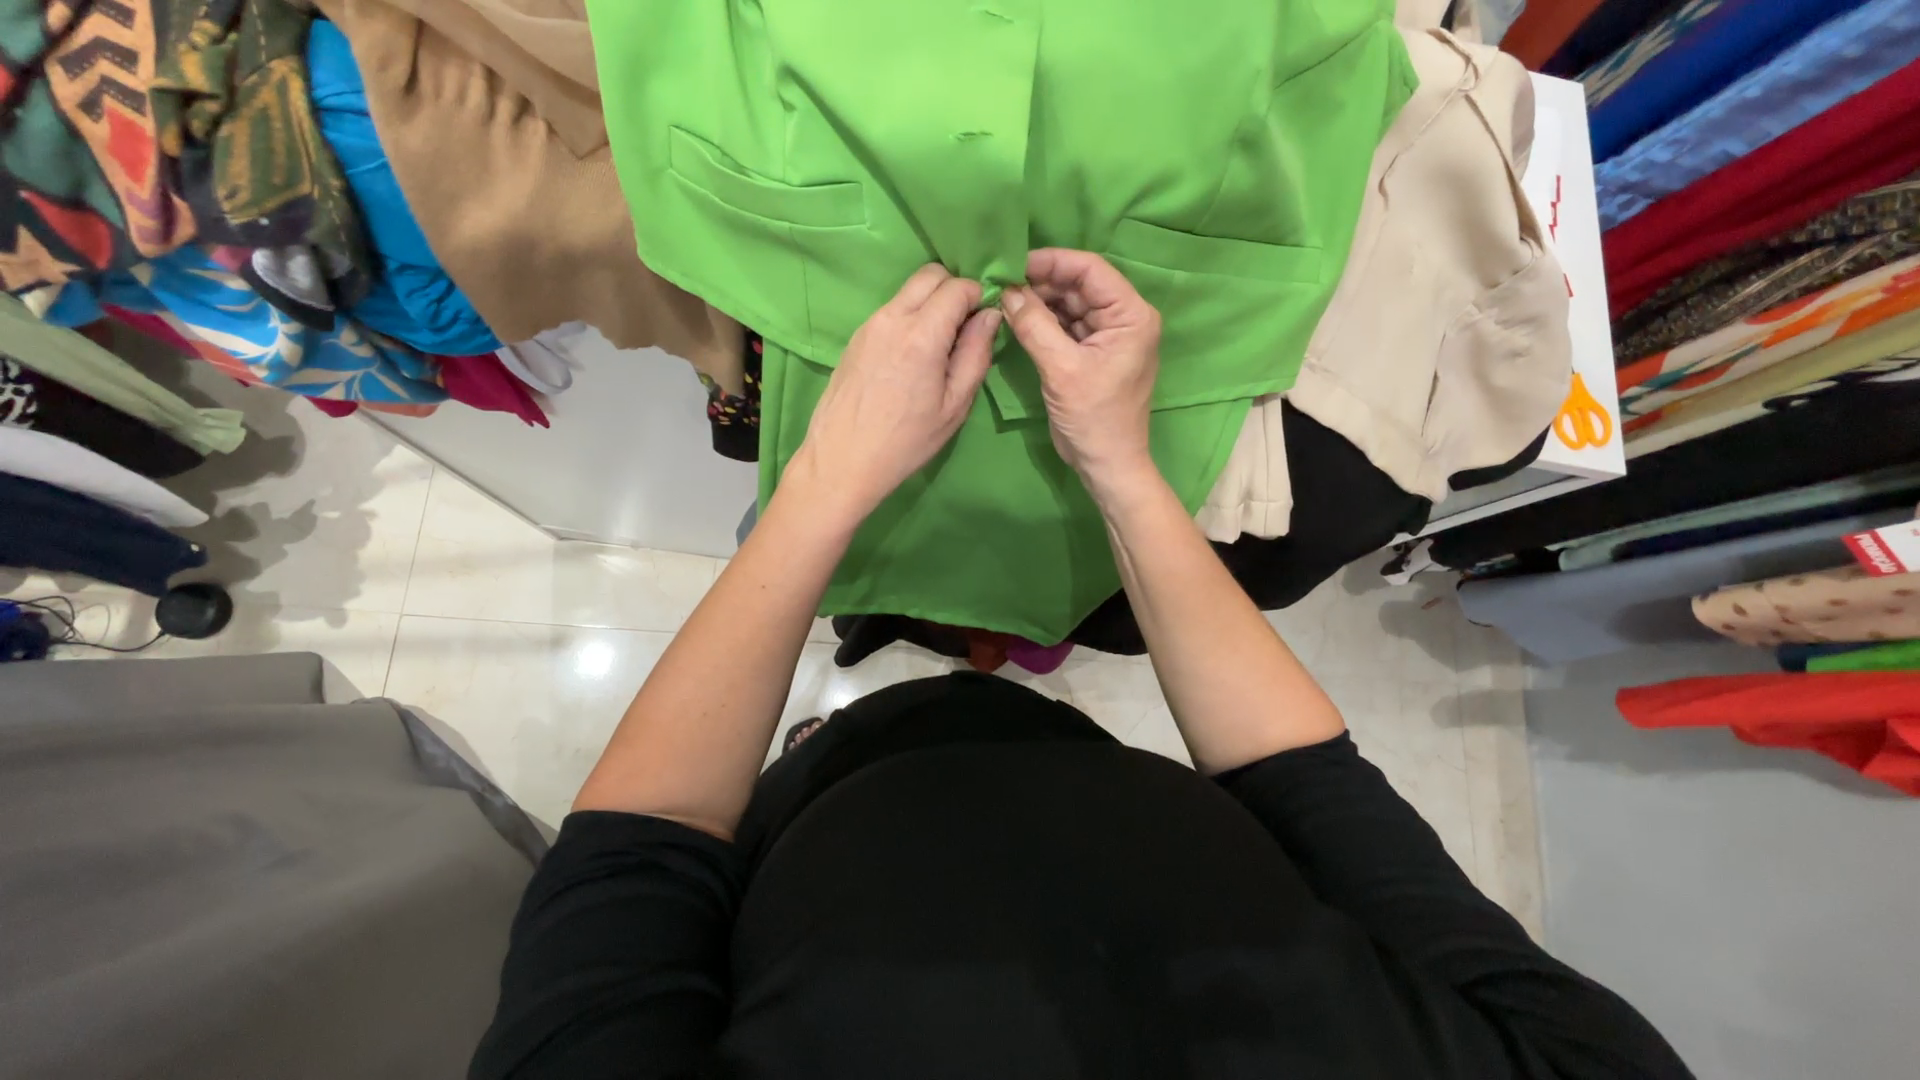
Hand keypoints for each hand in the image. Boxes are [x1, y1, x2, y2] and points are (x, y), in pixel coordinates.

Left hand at [788, 264, 999, 523]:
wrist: (842, 460)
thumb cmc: (905, 441)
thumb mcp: (954, 406)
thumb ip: (976, 355)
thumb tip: (989, 317)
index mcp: (921, 334)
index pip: (958, 286)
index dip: (978, 296)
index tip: (985, 320)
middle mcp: (892, 318)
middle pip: (930, 274)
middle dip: (954, 289)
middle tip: (965, 325)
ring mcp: (870, 324)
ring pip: (908, 290)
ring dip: (930, 302)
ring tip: (940, 343)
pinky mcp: (857, 337)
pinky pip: (891, 310)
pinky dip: (910, 316)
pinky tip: (913, 355)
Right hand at [1000, 248, 1160, 492]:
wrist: (1106, 464)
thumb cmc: (1095, 417)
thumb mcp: (1062, 369)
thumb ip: (1035, 326)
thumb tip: (1006, 291)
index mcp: (1131, 316)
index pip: (1091, 270)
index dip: (1053, 262)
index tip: (1014, 264)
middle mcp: (1124, 319)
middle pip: (1079, 285)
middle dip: (1041, 283)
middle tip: (1001, 283)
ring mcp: (1108, 336)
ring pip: (1070, 305)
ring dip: (1039, 302)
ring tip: (1003, 298)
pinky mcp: (1092, 353)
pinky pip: (1065, 326)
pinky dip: (1042, 322)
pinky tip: (1016, 318)